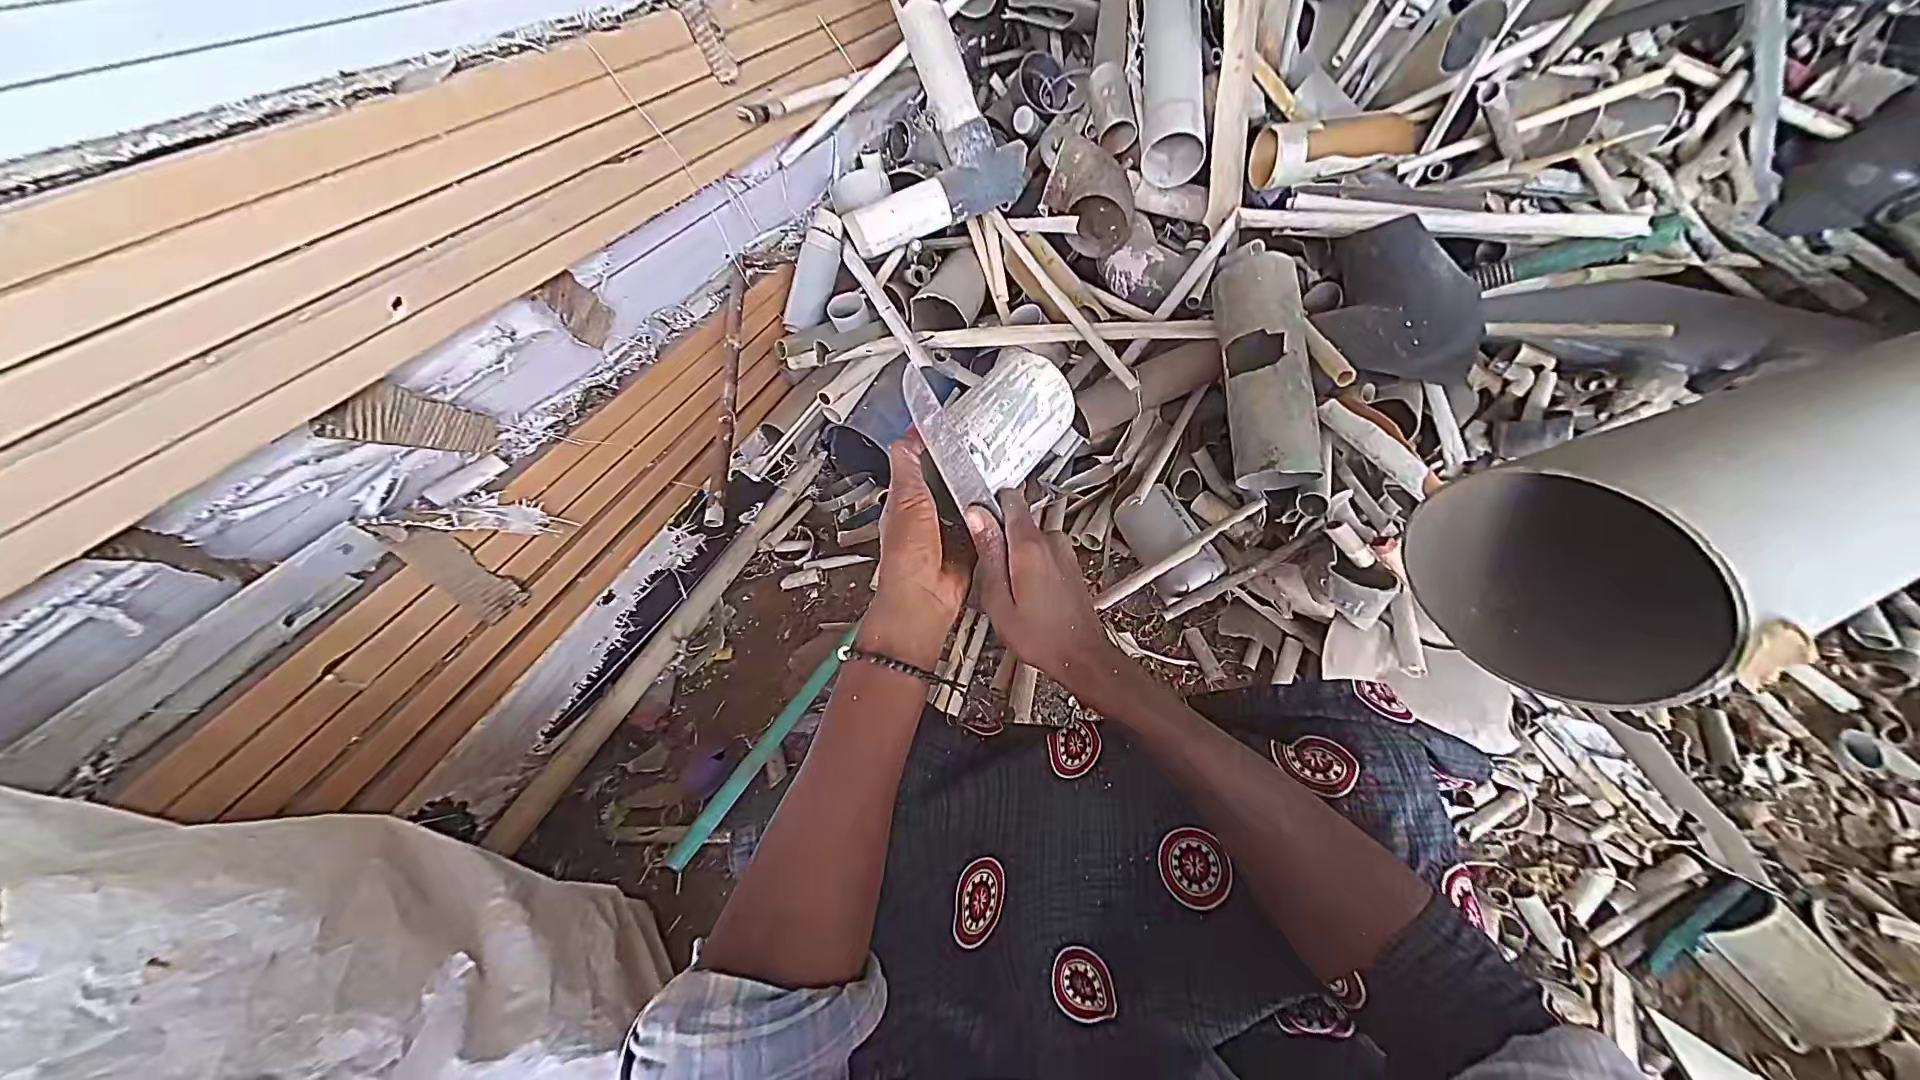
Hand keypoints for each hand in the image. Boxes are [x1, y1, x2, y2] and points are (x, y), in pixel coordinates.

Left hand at [861, 434, 970, 667]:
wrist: (925, 597)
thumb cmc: (906, 559)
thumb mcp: (906, 500)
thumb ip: (907, 468)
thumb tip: (905, 438)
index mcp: (904, 501)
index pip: (916, 464)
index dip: (928, 445)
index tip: (944, 427)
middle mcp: (925, 515)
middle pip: (945, 480)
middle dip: (959, 467)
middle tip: (976, 448)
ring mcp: (947, 530)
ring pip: (964, 500)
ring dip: (976, 491)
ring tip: (991, 471)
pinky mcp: (967, 544)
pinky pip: (980, 523)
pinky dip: (988, 516)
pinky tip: (996, 505)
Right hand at [964, 488, 1125, 696]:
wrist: (1080, 655)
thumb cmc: (1042, 636)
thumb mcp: (998, 598)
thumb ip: (987, 552)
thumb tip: (976, 517)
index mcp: (1030, 546)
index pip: (1009, 499)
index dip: (989, 505)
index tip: (976, 520)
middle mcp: (1051, 541)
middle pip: (1017, 521)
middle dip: (1000, 540)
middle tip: (991, 573)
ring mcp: (1064, 551)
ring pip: (1029, 539)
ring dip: (1016, 556)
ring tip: (1010, 589)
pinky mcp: (1070, 563)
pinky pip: (1042, 552)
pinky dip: (1030, 565)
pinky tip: (1027, 594)